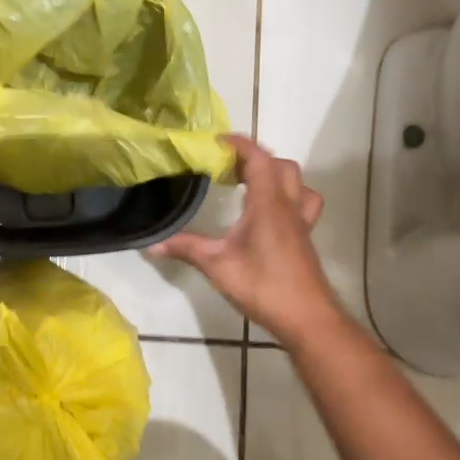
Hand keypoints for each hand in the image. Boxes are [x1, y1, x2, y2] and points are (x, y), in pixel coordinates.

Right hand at [148, 135, 344, 338]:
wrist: (307, 318)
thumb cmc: (263, 286)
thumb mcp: (217, 266)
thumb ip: (186, 249)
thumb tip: (152, 243)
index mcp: (268, 205)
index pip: (259, 159)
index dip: (240, 144)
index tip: (218, 141)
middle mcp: (289, 207)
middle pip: (282, 166)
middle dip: (257, 158)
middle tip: (230, 167)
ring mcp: (301, 224)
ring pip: (298, 184)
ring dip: (277, 176)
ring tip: (252, 186)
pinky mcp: (305, 240)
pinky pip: (302, 205)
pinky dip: (288, 198)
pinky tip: (268, 216)